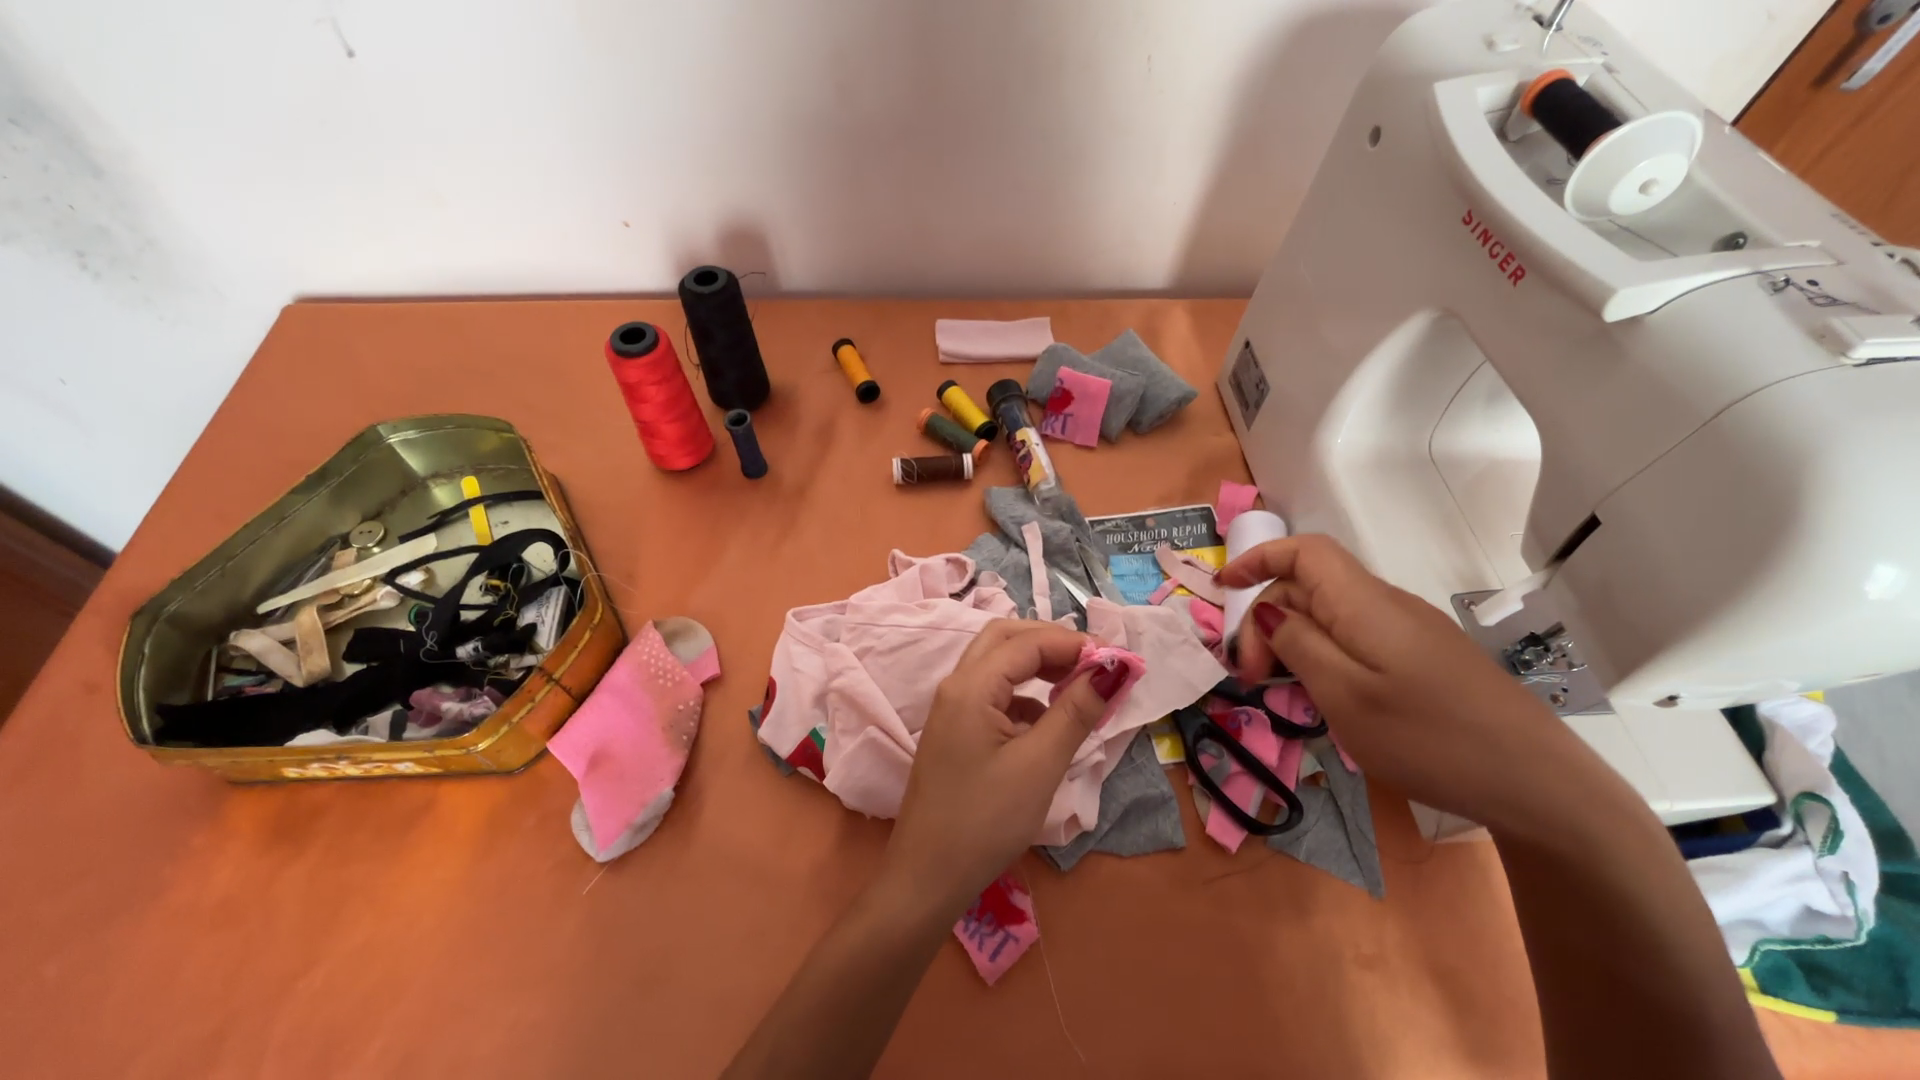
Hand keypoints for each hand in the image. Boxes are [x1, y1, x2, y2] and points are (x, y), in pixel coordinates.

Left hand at [881, 620, 1123, 919]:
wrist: (927, 878)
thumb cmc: (985, 821)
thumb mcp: (1040, 765)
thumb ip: (1076, 711)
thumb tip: (1114, 668)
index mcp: (970, 686)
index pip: (1028, 642)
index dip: (1075, 644)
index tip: (1119, 662)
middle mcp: (955, 687)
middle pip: (1006, 640)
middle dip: (1052, 644)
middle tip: (1096, 665)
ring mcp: (951, 711)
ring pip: (998, 666)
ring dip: (1039, 667)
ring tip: (1081, 689)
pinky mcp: (956, 734)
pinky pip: (993, 696)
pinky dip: (1026, 696)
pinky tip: (1050, 723)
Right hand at [1219, 535, 1594, 829]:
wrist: (1536, 783)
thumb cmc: (1429, 737)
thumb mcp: (1345, 695)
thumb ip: (1299, 645)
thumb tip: (1268, 610)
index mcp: (1364, 603)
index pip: (1304, 551)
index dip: (1258, 557)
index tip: (1222, 592)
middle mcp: (1388, 606)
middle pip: (1311, 586)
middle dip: (1267, 620)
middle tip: (1251, 680)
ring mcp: (1411, 633)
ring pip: (1333, 616)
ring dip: (1294, 642)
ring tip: (1282, 693)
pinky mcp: (1426, 661)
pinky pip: (1359, 641)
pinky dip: (1325, 657)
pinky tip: (1327, 700)